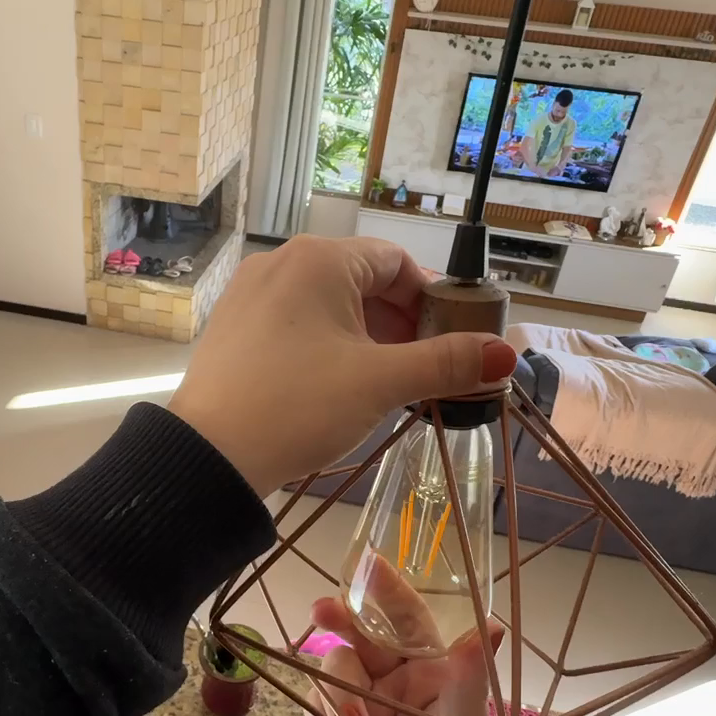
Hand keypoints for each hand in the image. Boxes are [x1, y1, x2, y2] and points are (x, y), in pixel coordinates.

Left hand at [167, 236, 516, 494]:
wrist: (210, 455)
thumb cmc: (300, 406)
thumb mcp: (380, 383)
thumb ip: (445, 363)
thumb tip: (505, 354)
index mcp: (319, 260)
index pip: (395, 262)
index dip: (430, 300)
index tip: (449, 341)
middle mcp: (280, 262)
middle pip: (359, 280)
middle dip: (398, 322)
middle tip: (420, 368)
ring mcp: (249, 293)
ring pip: (326, 303)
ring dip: (363, 335)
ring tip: (381, 381)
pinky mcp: (231, 325)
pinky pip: (293, 321)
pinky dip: (324, 343)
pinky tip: (331, 382)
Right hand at [306, 596, 504, 715]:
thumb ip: (465, 682)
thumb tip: (490, 624)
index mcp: (433, 680)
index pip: (409, 623)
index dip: (390, 592)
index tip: (369, 564)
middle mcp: (394, 686)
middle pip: (363, 633)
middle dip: (344, 616)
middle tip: (325, 608)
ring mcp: (358, 707)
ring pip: (336, 662)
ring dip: (339, 680)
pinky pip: (314, 699)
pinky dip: (322, 707)